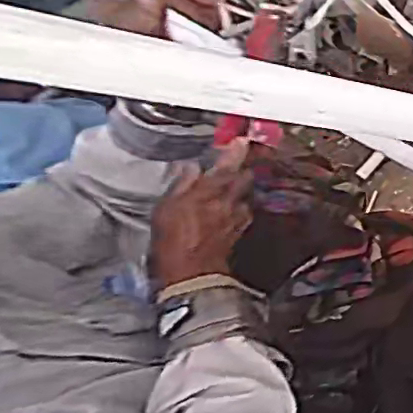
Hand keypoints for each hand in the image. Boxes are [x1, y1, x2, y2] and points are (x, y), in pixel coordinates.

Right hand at [149, 139, 253, 287]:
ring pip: (247, 192)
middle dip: (243, 167)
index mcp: (208, 192)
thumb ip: (182, 185)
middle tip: (237, 161)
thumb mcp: (166, 208)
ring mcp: (239, 214)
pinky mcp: (242, 226)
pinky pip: (245, 207)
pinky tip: (230, 205)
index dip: (236, 152)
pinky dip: (240, 202)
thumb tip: (191, 168)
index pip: (228, 166)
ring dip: (242, 185)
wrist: (192, 271)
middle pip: (245, 177)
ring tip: (230, 183)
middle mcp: (229, 201)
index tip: (243, 141)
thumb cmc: (172, 240)